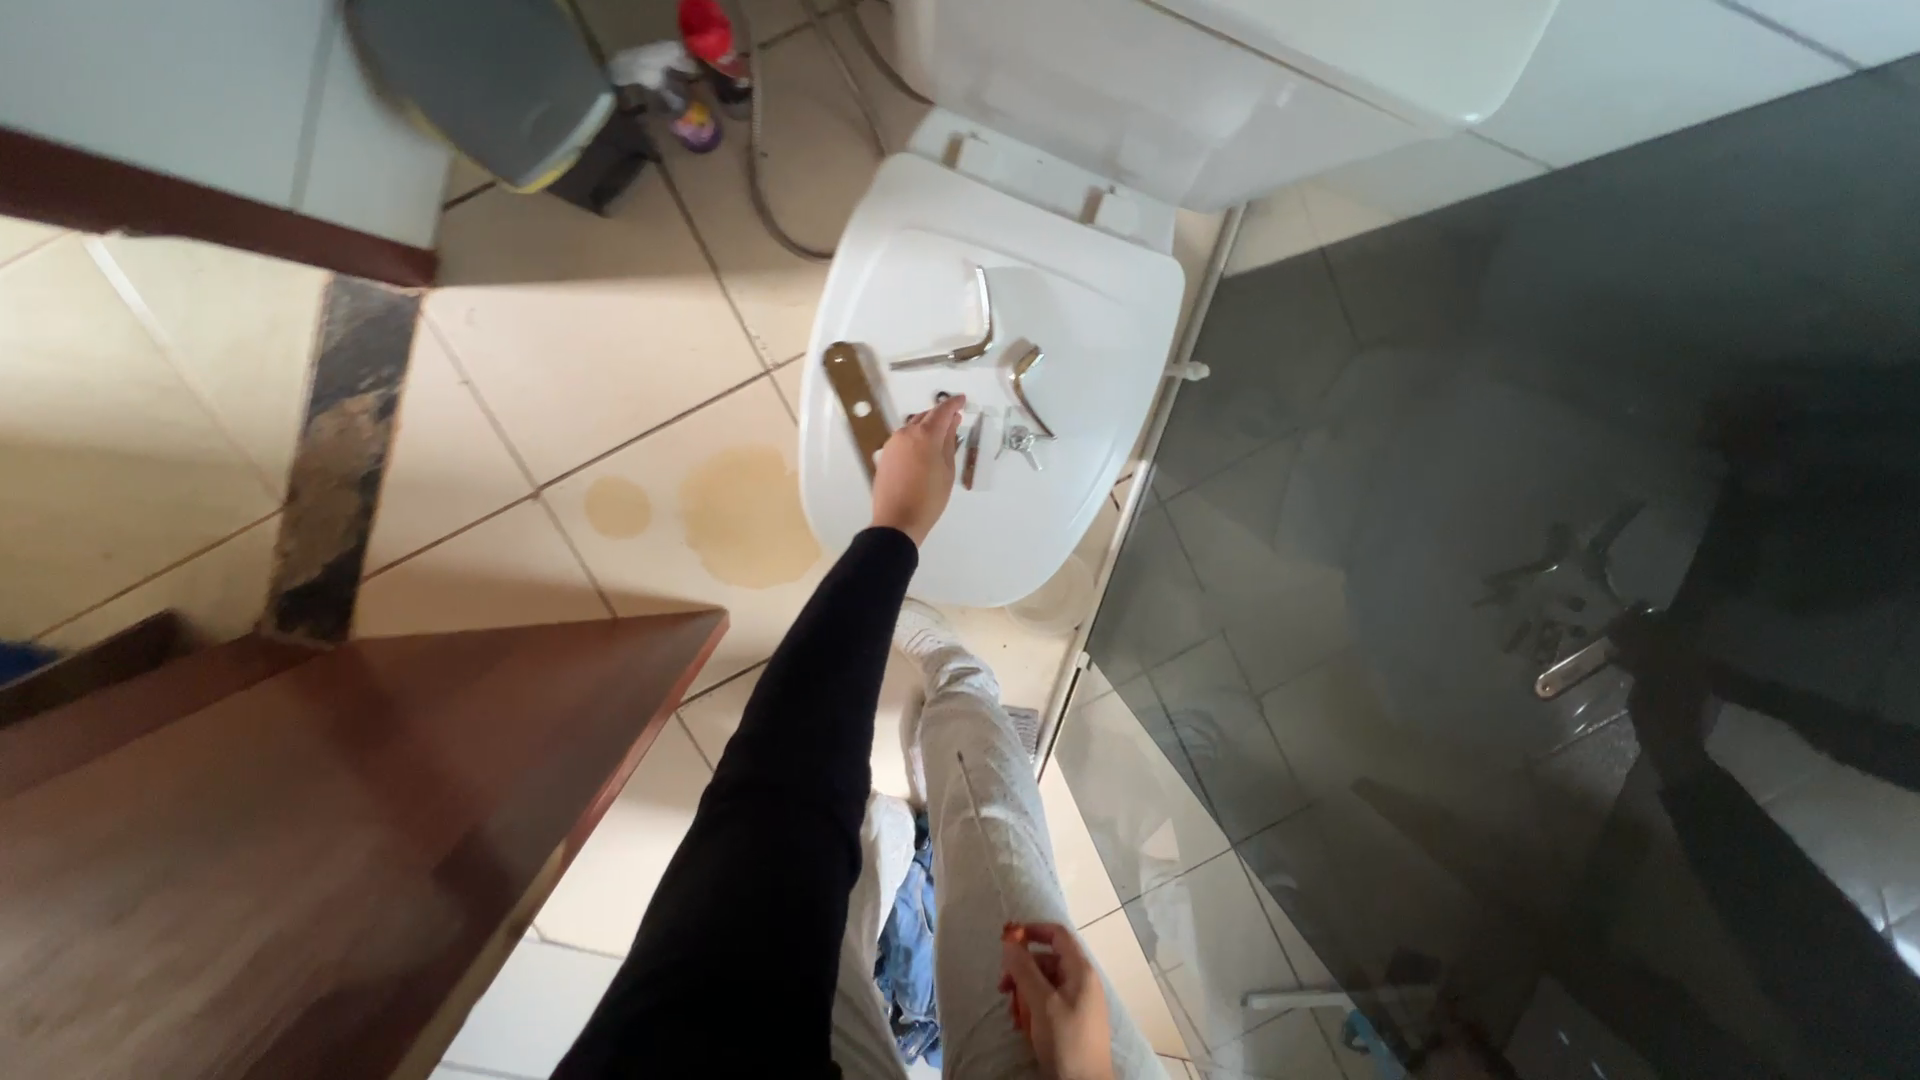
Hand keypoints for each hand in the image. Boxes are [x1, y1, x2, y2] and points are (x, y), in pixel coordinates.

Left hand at [871, 394, 965, 546]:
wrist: (897, 521)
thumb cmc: (929, 499)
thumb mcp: (947, 471)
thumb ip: (948, 442)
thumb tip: (951, 423)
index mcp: (924, 435)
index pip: (942, 411)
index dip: (954, 403)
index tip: (963, 400)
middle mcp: (905, 434)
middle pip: (925, 417)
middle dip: (940, 415)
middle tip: (954, 419)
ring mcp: (892, 444)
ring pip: (912, 427)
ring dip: (926, 426)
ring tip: (940, 435)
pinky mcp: (885, 456)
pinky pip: (903, 439)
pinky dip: (915, 438)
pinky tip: (923, 450)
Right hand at [998, 922, 1114, 1079]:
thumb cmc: (1066, 1041)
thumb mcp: (1042, 1003)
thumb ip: (1025, 969)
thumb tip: (1009, 940)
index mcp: (1081, 970)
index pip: (1058, 934)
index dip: (1033, 930)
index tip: (1009, 939)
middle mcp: (1081, 981)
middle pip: (1047, 960)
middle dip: (1022, 970)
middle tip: (1003, 987)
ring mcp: (1078, 1003)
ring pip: (1044, 983)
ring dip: (1024, 992)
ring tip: (1013, 1012)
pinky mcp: (1071, 1022)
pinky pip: (1048, 1003)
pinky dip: (1033, 1008)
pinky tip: (1022, 1025)